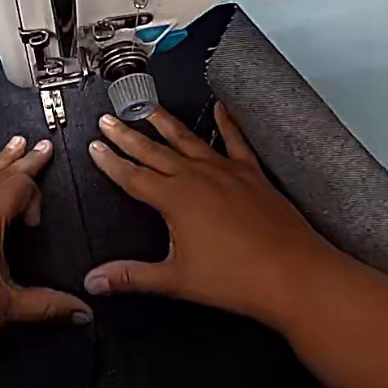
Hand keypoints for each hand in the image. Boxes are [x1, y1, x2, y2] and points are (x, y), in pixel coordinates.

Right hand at [84, 105, 344, 323]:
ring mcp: (225, 171)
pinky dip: (227, 122)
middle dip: (127, 135)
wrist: (291, 273)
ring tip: (149, 107)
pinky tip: (222, 108)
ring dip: (165, 123)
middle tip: (110, 120)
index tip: (95, 146)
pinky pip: (235, 140)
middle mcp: (198, 177)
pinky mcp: (251, 173)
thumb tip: (96, 280)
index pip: (132, 175)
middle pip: (153, 150)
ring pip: (187, 139)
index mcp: (176, 199)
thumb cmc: (239, 277)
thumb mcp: (175, 280)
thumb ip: (131, 276)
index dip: (110, 161)